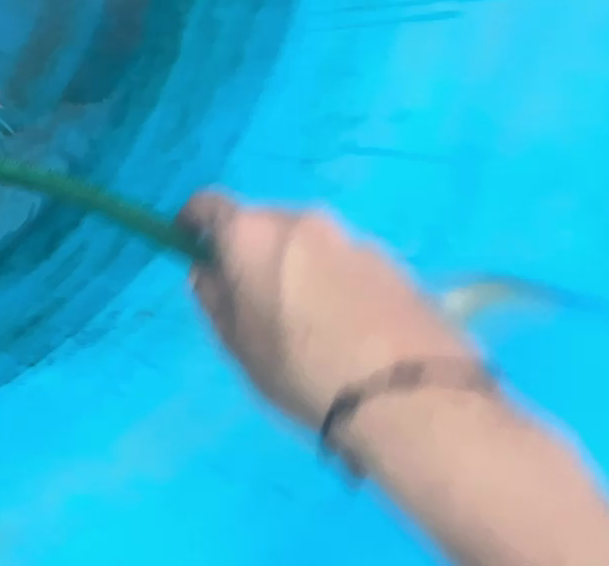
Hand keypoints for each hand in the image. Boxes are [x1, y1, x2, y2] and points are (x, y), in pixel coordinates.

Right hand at [180, 190, 477, 429]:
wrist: (416, 404)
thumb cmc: (301, 367)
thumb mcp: (234, 341)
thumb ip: (212, 296)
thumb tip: (210, 272)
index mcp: (250, 232)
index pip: (208, 204)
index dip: (194, 222)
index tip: (192, 245)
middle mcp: (301, 222)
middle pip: (264, 224)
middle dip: (253, 250)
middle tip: (255, 294)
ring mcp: (355, 241)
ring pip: (310, 246)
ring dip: (300, 267)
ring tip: (312, 319)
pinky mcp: (400, 267)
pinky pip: (351, 266)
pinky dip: (341, 285)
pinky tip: (352, 329)